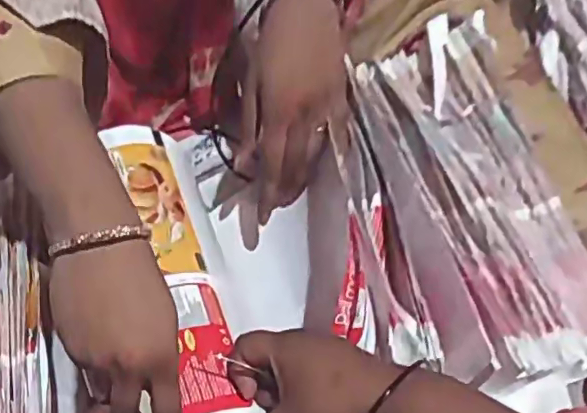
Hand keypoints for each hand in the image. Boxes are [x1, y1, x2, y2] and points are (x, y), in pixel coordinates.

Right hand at [49, 241, 186, 412]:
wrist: (96, 246)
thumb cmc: (139, 276)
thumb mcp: (164, 319)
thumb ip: (159, 355)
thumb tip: (150, 379)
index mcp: (160, 359)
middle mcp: (129, 368)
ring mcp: (98, 362)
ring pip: (101, 394)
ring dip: (105, 392)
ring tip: (106, 366)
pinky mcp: (73, 351)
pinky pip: (84, 370)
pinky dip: (90, 363)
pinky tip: (91, 336)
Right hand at [222, 330, 399, 412]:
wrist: (386, 397)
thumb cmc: (331, 403)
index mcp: (282, 346)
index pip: (242, 346)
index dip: (238, 372)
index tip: (253, 397)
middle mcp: (298, 337)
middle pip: (261, 355)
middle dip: (261, 384)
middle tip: (274, 406)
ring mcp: (320, 342)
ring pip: (283, 361)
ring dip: (280, 384)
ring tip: (294, 407)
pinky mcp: (335, 353)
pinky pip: (304, 361)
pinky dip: (298, 380)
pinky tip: (312, 401)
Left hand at [235, 0, 349, 224]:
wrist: (308, 4)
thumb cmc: (273, 40)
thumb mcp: (252, 82)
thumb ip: (249, 126)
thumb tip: (245, 163)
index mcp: (278, 114)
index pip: (271, 166)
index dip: (266, 195)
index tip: (262, 217)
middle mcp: (303, 117)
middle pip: (293, 167)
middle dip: (283, 192)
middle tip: (275, 208)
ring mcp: (326, 107)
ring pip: (315, 155)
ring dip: (303, 180)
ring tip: (292, 194)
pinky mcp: (341, 96)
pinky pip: (338, 133)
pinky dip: (330, 153)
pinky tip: (323, 167)